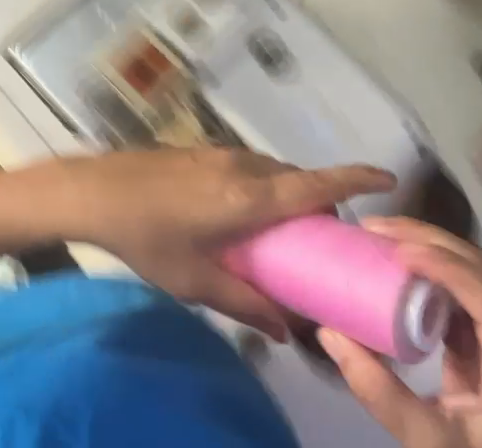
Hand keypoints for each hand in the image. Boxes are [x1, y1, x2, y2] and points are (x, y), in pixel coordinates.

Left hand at [47, 148, 394, 339]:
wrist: (93, 191)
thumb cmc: (147, 237)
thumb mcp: (196, 280)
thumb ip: (245, 304)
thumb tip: (288, 331)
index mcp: (249, 197)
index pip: (314, 183)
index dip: (354, 177)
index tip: (388, 178)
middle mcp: (240, 167)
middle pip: (295, 176)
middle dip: (319, 197)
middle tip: (325, 236)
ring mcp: (216, 154)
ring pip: (269, 169)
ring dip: (286, 190)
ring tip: (283, 229)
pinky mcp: (197, 152)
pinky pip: (245, 165)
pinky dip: (260, 184)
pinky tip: (240, 213)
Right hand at [318, 218, 481, 447]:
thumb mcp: (427, 442)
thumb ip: (380, 394)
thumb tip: (329, 332)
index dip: (450, 271)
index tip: (400, 252)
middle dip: (430, 242)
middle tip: (374, 228)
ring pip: (471, 274)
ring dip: (427, 246)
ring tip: (379, 235)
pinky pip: (457, 292)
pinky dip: (425, 270)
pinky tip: (392, 264)